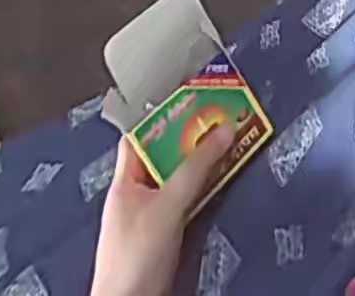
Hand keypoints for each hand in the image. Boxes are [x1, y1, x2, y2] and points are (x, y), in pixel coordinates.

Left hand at [90, 124, 236, 295]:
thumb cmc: (138, 254)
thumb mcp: (168, 205)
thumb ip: (196, 168)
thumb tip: (226, 126)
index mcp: (125, 181)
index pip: (138, 136)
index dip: (160, 116)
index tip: (190, 99)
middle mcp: (136, 194)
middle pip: (163, 155)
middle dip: (190, 137)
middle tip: (219, 116)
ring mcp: (150, 217)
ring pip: (177, 178)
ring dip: (200, 163)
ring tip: (229, 140)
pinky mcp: (165, 236)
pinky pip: (186, 200)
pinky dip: (203, 187)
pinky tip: (223, 179)